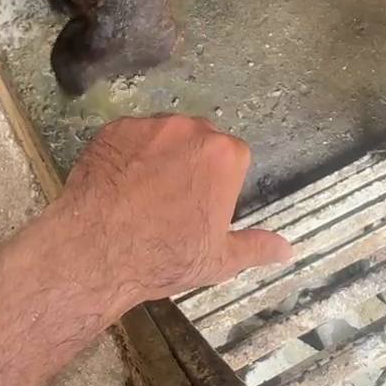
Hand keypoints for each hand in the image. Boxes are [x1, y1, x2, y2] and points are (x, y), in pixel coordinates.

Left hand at [22, 116, 291, 324]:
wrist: (96, 251)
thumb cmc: (164, 256)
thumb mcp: (219, 259)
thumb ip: (257, 247)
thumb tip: (289, 249)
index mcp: (225, 156)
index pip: (234, 157)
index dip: (219, 183)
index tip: (204, 205)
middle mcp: (190, 129)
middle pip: (200, 140)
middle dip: (192, 163)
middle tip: (173, 200)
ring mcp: (148, 126)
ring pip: (164, 135)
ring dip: (159, 155)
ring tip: (143, 194)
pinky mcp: (113, 129)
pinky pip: (129, 137)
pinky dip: (127, 154)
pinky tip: (119, 185)